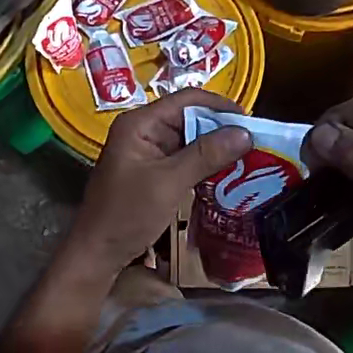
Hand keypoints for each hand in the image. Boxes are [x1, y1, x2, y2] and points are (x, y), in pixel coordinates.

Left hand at [63, 89, 252, 274]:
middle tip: (255, 143)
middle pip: (189, 118)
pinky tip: (225, 174)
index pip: (187, 100)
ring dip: (215, 148)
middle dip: (221, 129)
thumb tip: (245, 133)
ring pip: (189, 140)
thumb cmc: (128, 214)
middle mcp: (143, 130)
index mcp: (140, 123)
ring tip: (247, 158)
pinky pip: (183, 159)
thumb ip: (206, 155)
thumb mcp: (169, 182)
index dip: (220, 106)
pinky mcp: (152, 171)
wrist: (98, 252)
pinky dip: (204, 164)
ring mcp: (147, 152)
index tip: (251, 121)